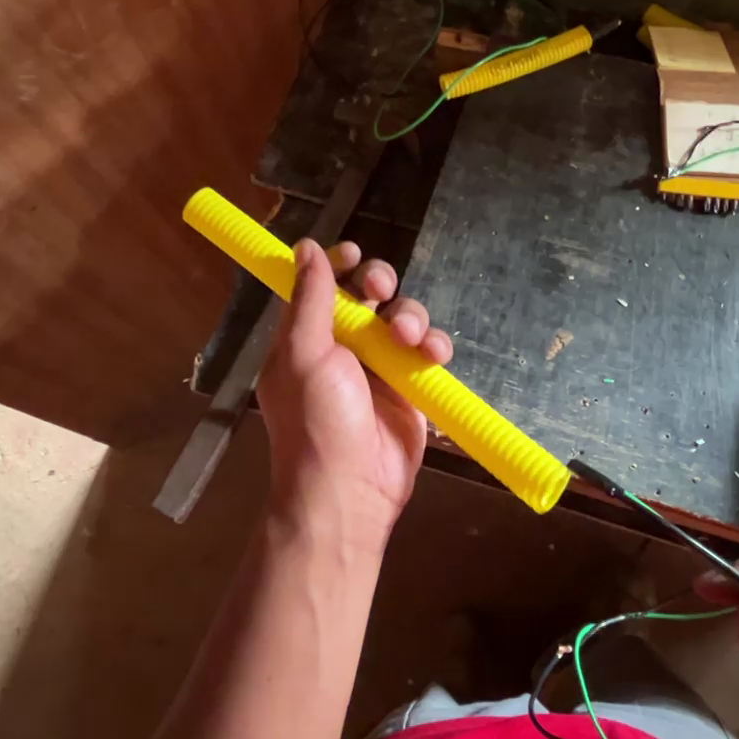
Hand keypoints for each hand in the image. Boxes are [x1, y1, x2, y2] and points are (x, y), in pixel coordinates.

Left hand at [256, 239, 452, 549]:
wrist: (350, 491)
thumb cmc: (316, 420)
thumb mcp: (304, 354)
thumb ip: (310, 299)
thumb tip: (306, 247)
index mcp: (306, 337)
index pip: (320, 286)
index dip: (337, 265)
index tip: (352, 254)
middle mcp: (342, 346)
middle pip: (367, 294)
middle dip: (378, 283)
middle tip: (381, 290)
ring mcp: (379, 366)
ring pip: (402, 318)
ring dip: (410, 317)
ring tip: (407, 337)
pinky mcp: (411, 387)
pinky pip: (427, 351)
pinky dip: (434, 345)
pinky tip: (432, 355)